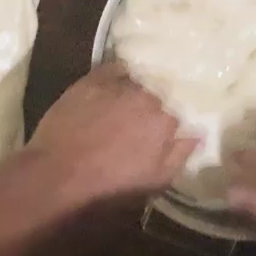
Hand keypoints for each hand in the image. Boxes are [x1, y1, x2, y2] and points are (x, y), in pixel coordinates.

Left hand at [15, 62, 197, 211]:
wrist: (57, 175)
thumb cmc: (109, 186)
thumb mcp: (155, 182)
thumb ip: (180, 154)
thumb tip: (198, 133)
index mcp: (165, 121)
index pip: (176, 115)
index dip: (166, 127)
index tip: (158, 136)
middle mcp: (146, 96)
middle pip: (157, 97)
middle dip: (150, 109)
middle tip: (136, 124)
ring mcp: (118, 85)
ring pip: (136, 83)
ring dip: (134, 93)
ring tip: (122, 107)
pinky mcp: (91, 80)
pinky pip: (114, 69)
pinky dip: (117, 76)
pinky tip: (111, 87)